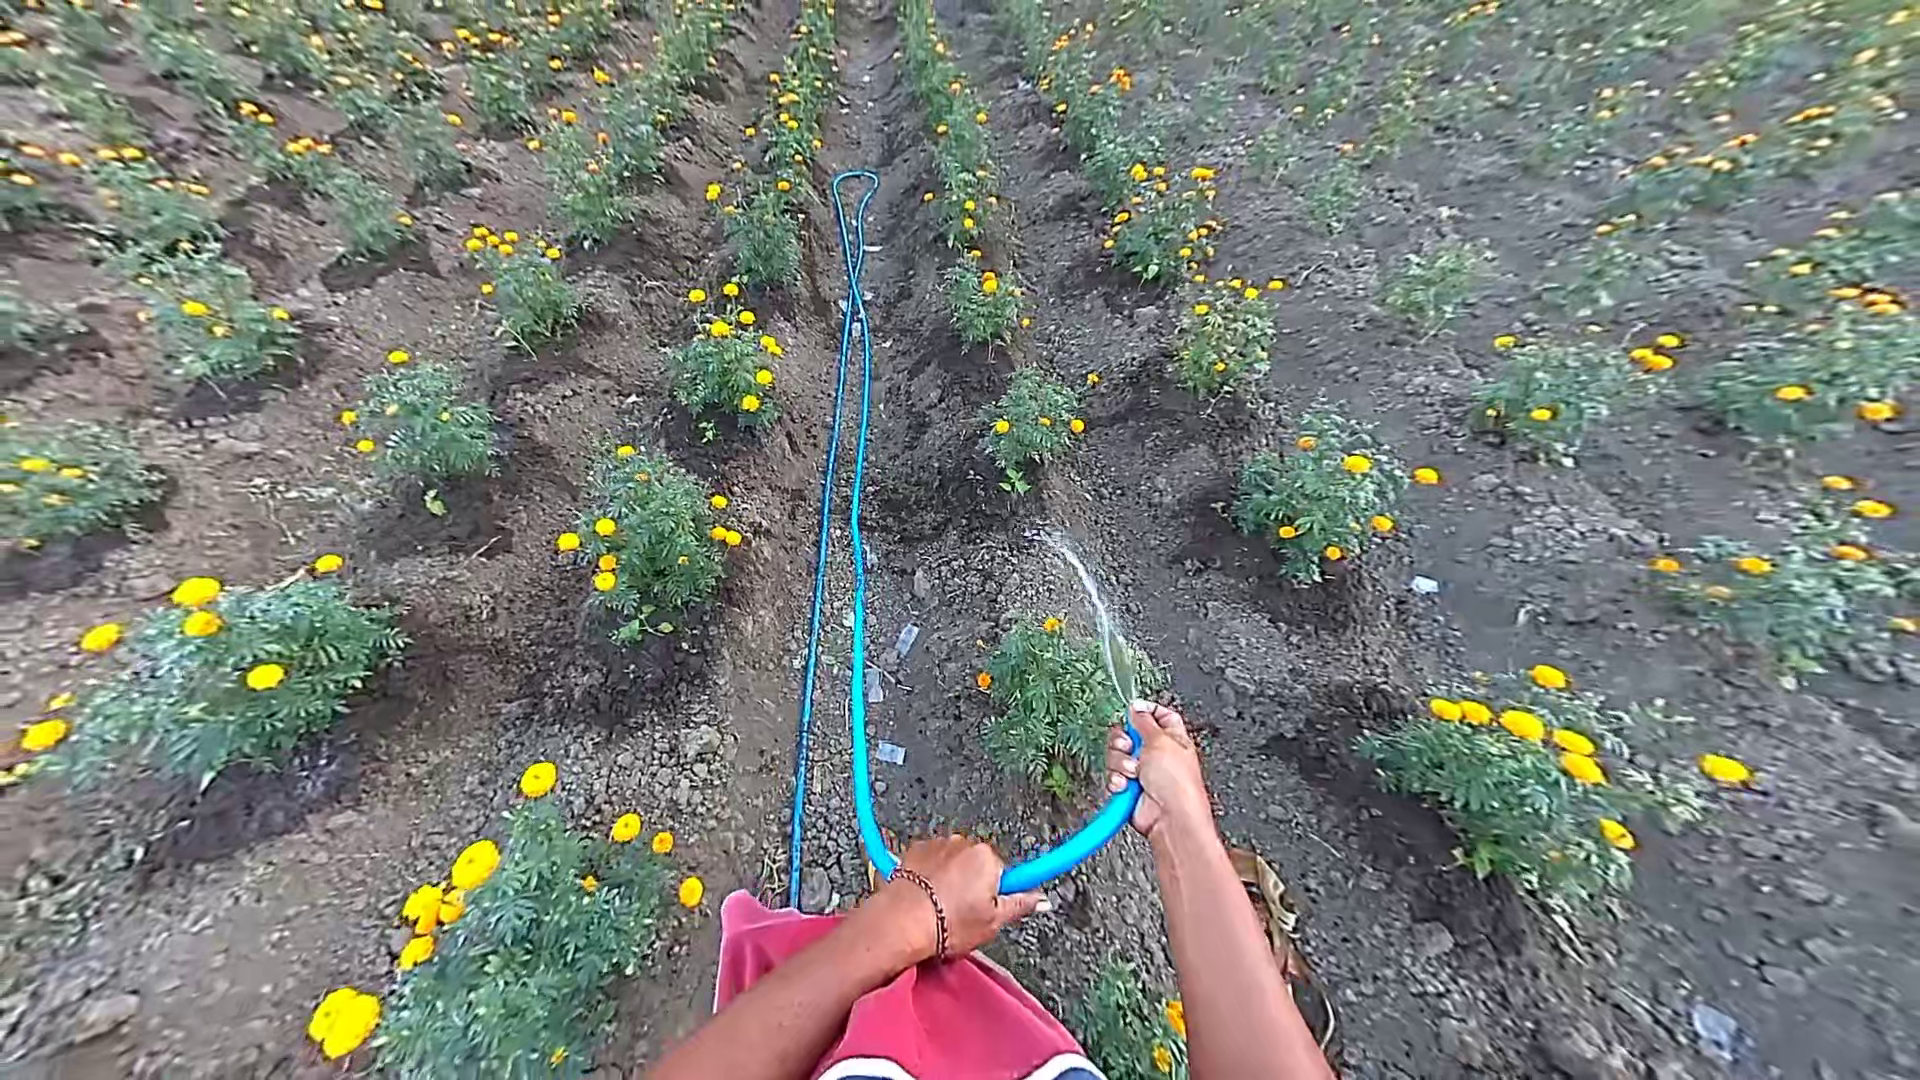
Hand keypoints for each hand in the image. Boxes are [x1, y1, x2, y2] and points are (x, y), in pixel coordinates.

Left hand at [866, 836, 1044, 963]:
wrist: (904, 919)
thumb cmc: (950, 923)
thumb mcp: (993, 922)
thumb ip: (1020, 905)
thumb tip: (1044, 898)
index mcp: (987, 857)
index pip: (1002, 872)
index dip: (994, 893)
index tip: (984, 906)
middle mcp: (964, 842)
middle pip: (976, 864)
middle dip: (971, 884)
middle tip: (961, 914)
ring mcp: (938, 842)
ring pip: (952, 861)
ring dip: (949, 877)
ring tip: (939, 907)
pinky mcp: (916, 848)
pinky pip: (930, 859)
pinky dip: (929, 873)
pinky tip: (924, 895)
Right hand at [1107, 700, 1211, 837]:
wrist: (1170, 818)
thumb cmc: (1178, 784)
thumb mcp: (1160, 740)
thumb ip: (1144, 721)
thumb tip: (1136, 707)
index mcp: (1171, 739)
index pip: (1158, 715)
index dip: (1145, 710)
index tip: (1134, 710)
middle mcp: (1156, 754)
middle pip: (1128, 734)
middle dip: (1123, 741)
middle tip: (1129, 748)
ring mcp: (1141, 771)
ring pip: (1116, 754)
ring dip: (1121, 763)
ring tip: (1134, 773)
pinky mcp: (1128, 788)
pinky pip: (1112, 775)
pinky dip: (1116, 780)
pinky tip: (1126, 786)